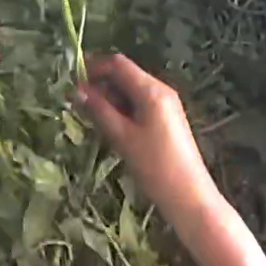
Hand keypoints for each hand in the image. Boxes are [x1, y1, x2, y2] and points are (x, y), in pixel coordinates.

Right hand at [76, 53, 217, 216]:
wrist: (192, 201)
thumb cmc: (156, 166)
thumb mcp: (122, 136)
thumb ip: (99, 109)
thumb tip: (77, 90)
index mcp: (151, 90)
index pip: (117, 64)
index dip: (93, 67)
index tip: (74, 82)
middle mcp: (160, 90)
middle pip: (124, 74)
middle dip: (100, 84)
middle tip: (79, 102)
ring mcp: (165, 105)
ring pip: (130, 89)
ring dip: (109, 97)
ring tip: (92, 116)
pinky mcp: (166, 119)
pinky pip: (138, 102)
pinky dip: (121, 108)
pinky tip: (111, 125)